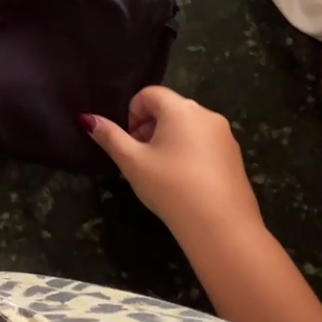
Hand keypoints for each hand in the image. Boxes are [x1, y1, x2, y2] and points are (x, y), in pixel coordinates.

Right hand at [82, 87, 263, 241]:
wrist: (222, 227)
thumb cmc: (171, 187)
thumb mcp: (132, 162)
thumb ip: (109, 136)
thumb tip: (87, 118)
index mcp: (181, 109)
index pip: (149, 94)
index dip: (132, 114)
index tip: (131, 142)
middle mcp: (206, 115)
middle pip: (169, 108)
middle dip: (149, 127)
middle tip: (141, 158)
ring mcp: (225, 136)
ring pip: (187, 126)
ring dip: (168, 140)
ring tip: (161, 172)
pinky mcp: (235, 156)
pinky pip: (204, 143)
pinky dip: (188, 153)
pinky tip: (183, 182)